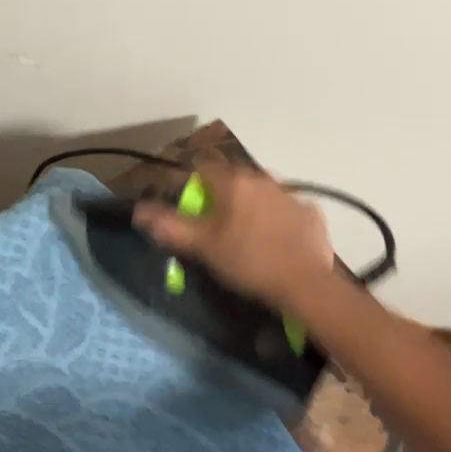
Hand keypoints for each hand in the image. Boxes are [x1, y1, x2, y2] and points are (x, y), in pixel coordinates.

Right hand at [132, 156, 339, 310]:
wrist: (304, 283)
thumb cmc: (247, 261)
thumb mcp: (202, 247)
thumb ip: (170, 226)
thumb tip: (139, 210)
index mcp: (232, 182)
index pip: (201, 168)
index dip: (188, 184)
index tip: (184, 205)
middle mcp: (262, 178)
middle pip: (231, 178)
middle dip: (219, 195)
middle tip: (213, 225)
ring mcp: (290, 194)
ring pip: (260, 192)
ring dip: (248, 205)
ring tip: (244, 232)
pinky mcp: (310, 212)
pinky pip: (285, 209)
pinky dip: (276, 219)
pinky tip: (275, 241)